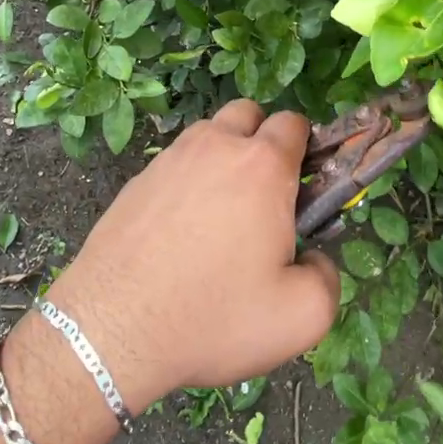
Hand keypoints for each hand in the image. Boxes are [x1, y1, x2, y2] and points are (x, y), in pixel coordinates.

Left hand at [41, 100, 341, 411]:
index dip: (306, 150)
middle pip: (249, 114)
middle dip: (263, 141)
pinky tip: (181, 232)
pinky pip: (175, 163)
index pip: (294, 124)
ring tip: (221, 215)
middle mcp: (215, 146)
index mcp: (262, 166)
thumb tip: (316, 258)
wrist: (114, 329)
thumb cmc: (214, 316)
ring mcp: (170, 159)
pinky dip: (187, 181)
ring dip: (224, 157)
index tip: (303, 189)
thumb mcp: (300, 317)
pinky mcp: (137, 180)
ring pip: (208, 134)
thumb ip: (328, 278)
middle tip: (264, 198)